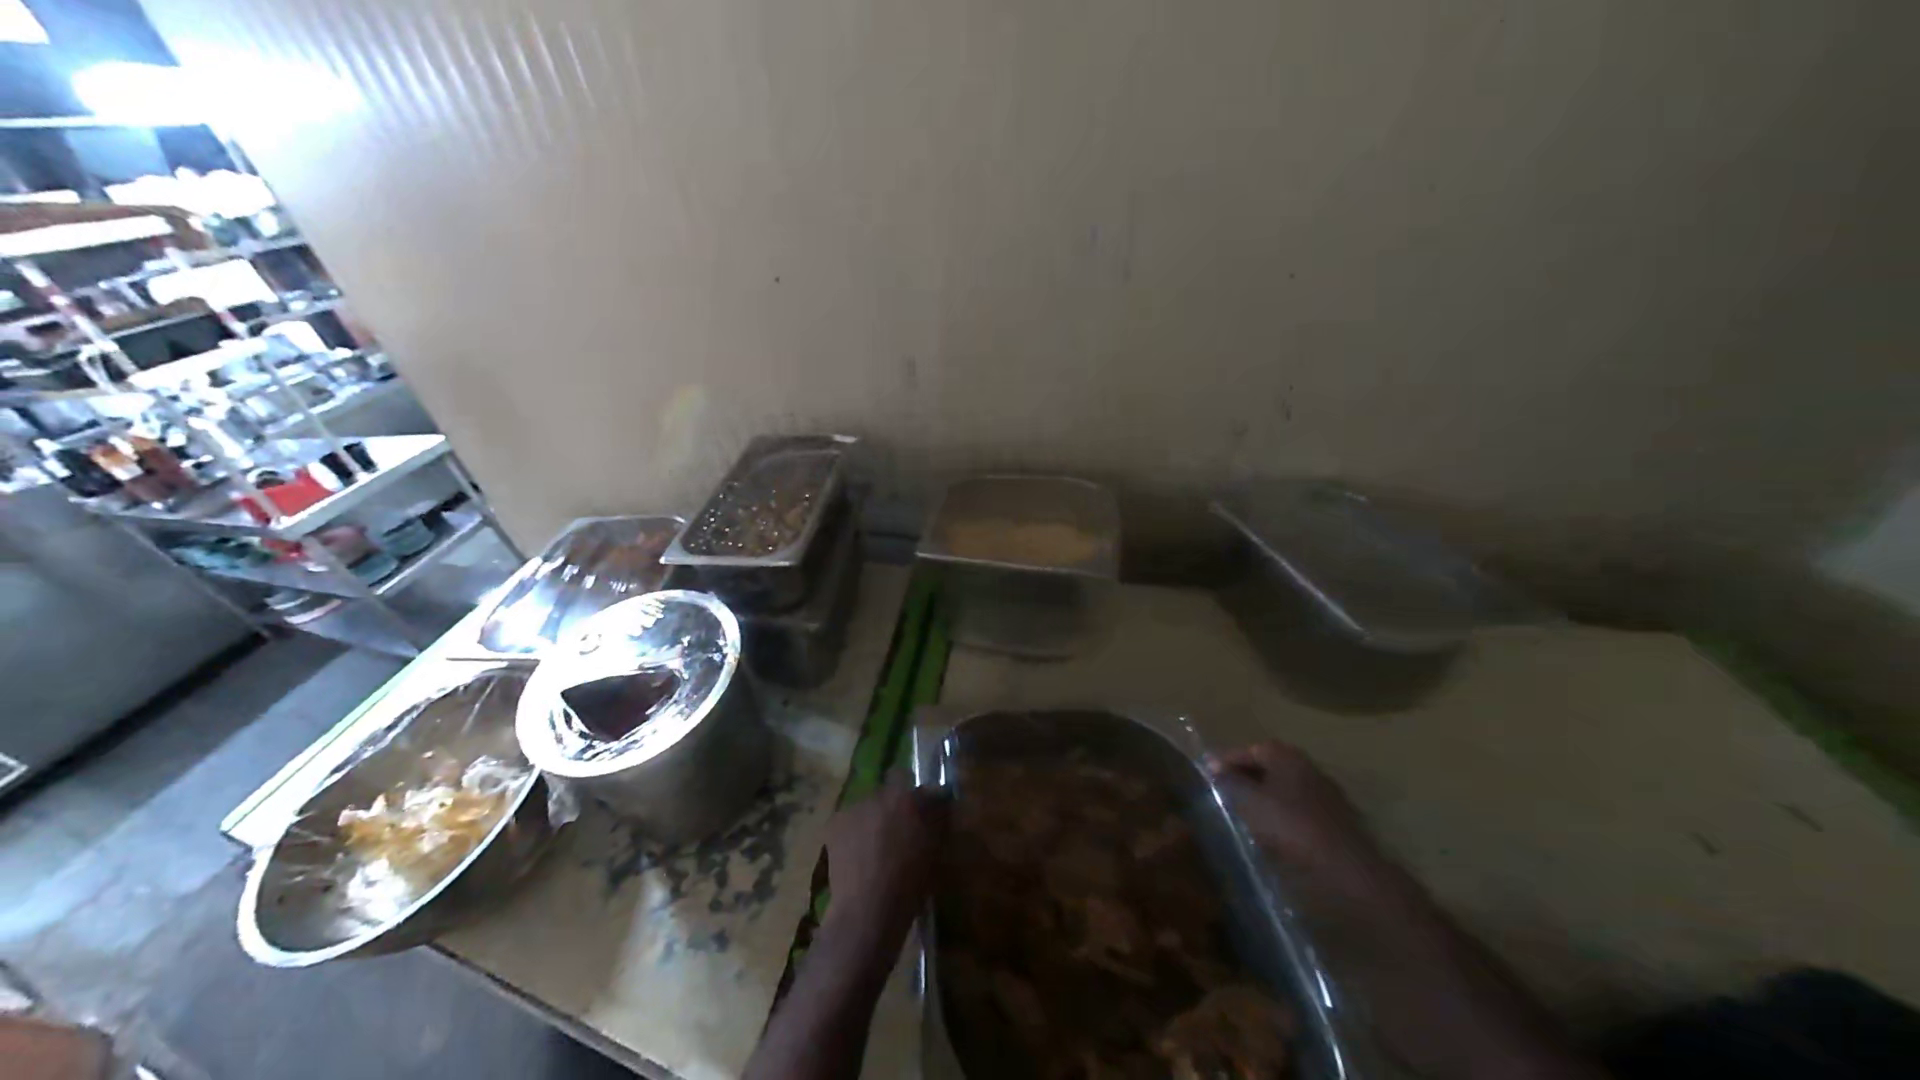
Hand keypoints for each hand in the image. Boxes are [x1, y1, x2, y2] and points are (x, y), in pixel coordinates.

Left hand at [824, 772, 947, 937]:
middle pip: (892, 794)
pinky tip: (858, 854)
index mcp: (908, 797)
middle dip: (897, 809)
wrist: (868, 907)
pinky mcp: (835, 823)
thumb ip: (937, 817)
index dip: (924, 800)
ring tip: (877, 846)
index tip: (927, 814)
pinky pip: (850, 821)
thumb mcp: (935, 849)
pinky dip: (855, 832)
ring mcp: (854, 807)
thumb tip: (938, 800)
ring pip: (869, 807)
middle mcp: (879, 794)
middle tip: (901, 833)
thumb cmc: (910, 881)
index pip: (921, 787)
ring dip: (875, 819)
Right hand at [1210, 740, 1379, 891]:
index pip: (1250, 749)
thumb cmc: (1290, 826)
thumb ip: (1229, 781)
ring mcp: (1326, 792)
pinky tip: (1272, 831)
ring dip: (1265, 795)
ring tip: (1244, 813)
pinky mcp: (1336, 818)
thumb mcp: (1249, 801)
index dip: (1227, 760)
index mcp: (1287, 756)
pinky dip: (1282, 813)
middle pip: (1270, 765)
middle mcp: (1308, 766)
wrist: (1345, 868)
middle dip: (1246, 776)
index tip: (1209, 774)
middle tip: (1225, 792)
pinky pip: (1299, 807)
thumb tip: (1214, 765)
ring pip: (1285, 787)